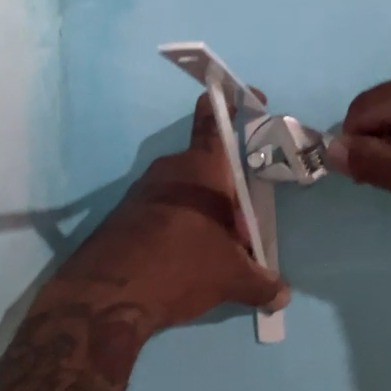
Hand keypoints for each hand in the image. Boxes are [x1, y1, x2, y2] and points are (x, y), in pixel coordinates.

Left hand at [55, 92, 290, 329]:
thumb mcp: (231, 278)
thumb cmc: (181, 266)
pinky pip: (162, 213)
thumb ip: (262, 282)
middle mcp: (170, 170)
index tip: (247, 95)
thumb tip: (283, 294)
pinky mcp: (123, 215)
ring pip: (185, 195)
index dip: (230, 102)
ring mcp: (142, 191)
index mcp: (202, 169)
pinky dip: (178, 230)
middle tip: (242, 236)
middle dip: (228, 199)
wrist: (108, 294)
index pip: (214, 121)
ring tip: (214, 257)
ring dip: (203, 218)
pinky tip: (184, 264)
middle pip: (208, 172)